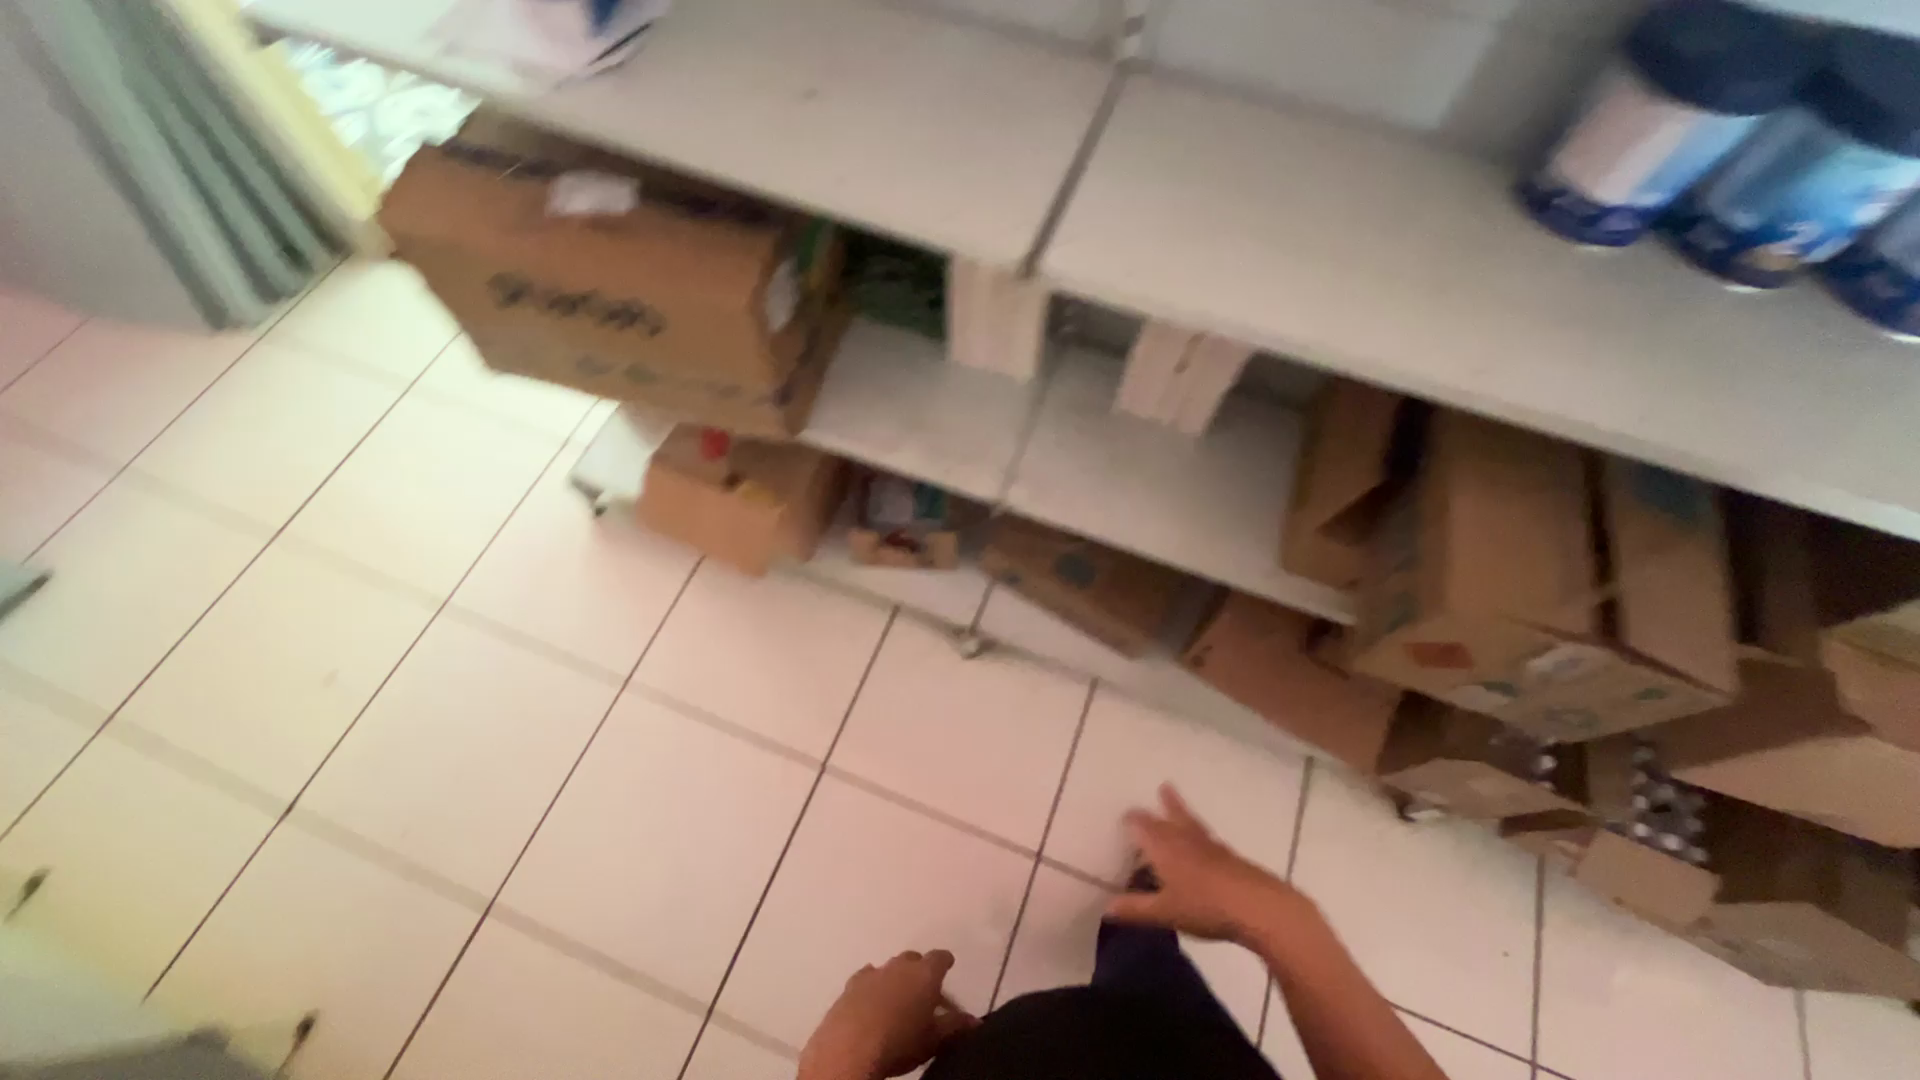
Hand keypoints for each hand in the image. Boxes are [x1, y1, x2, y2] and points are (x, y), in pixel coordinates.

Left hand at [799, 950, 979, 1079]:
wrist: (849, 1050)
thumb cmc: (899, 1043)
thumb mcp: (933, 1040)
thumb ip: (955, 1026)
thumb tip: (976, 1020)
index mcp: (924, 974)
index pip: (940, 957)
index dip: (945, 962)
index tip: (948, 967)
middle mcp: (898, 966)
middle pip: (913, 959)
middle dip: (919, 971)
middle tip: (924, 992)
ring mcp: (872, 973)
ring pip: (889, 968)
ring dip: (895, 978)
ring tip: (897, 1001)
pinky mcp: (849, 986)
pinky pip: (866, 979)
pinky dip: (872, 987)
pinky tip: (871, 1003)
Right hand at [1105, 784, 1308, 946]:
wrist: (1259, 907)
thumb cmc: (1204, 906)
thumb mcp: (1164, 912)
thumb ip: (1135, 910)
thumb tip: (1106, 908)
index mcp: (1164, 847)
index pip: (1143, 825)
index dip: (1133, 820)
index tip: (1125, 817)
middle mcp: (1186, 839)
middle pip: (1172, 815)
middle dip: (1164, 804)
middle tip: (1163, 788)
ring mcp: (1212, 846)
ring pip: (1193, 822)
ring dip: (1183, 811)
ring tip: (1177, 799)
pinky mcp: (1232, 858)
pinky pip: (1209, 839)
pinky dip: (1202, 835)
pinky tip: (1206, 844)